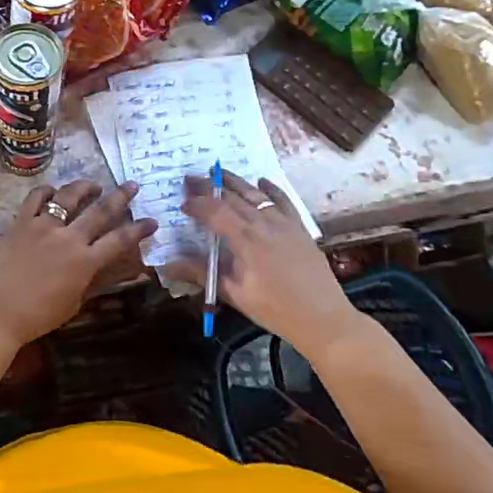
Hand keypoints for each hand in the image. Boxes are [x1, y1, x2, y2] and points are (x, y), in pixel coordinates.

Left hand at [0, 181, 156, 346]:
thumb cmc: (38, 316)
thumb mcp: (73, 302)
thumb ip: (90, 280)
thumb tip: (105, 267)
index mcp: (85, 261)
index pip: (119, 240)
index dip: (139, 230)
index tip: (152, 220)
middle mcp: (68, 237)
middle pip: (100, 210)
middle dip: (121, 196)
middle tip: (132, 185)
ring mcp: (42, 226)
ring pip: (69, 196)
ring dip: (85, 187)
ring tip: (94, 185)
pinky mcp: (20, 222)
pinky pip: (36, 197)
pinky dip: (47, 191)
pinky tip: (53, 192)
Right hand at [175, 171, 361, 359]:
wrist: (324, 319)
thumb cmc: (275, 310)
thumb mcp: (235, 294)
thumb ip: (202, 274)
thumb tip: (168, 265)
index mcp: (246, 240)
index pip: (215, 211)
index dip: (197, 204)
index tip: (182, 204)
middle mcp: (264, 224)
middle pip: (232, 197)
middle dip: (209, 187)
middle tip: (191, 179)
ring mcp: (284, 223)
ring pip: (255, 194)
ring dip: (234, 181)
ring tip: (218, 173)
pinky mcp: (299, 227)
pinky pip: (283, 201)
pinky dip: (271, 188)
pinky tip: (261, 181)